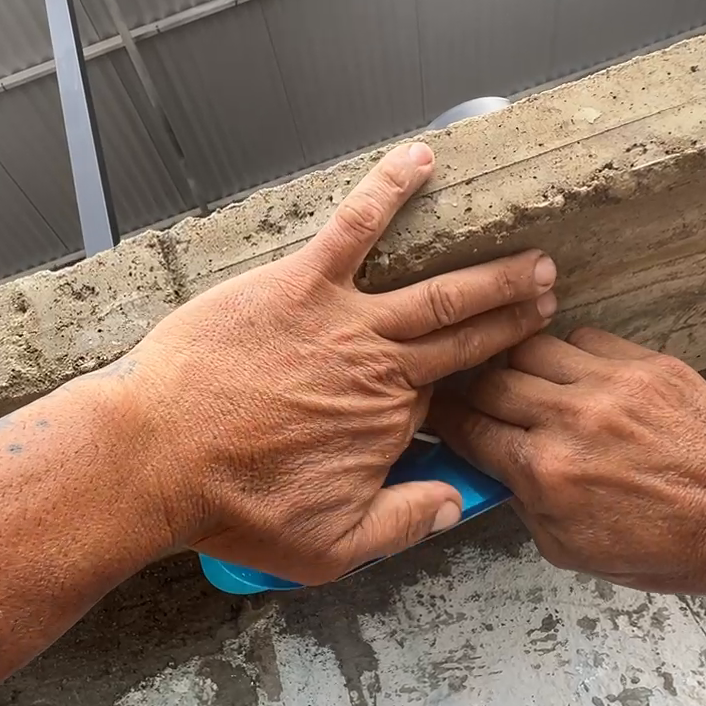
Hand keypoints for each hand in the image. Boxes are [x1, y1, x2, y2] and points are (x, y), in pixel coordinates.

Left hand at [129, 142, 558, 582]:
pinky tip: (420, 158)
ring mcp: (344, 318)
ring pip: (436, 288)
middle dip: (513, 316)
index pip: (448, 393)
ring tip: (531, 257)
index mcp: (389, 422)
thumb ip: (400, 526)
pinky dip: (389, 189)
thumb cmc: (234, 505)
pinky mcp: (300, 282)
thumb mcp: (328, 548)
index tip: (510, 361)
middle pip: (462, 335)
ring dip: (489, 272)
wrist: (158, 460)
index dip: (479, 377)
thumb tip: (454, 505)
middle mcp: (381, 367)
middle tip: (547, 295)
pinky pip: (354, 226)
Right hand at [429, 328, 705, 602]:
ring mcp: (612, 384)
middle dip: (471, 391)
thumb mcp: (569, 550)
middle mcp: (572, 419)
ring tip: (521, 382)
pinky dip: (566, 355)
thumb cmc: (665, 548)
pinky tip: (572, 377)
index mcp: (546, 472)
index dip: (444, 422)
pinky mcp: (649, 364)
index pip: (468, 429)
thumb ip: (521, 503)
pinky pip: (583, 339)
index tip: (436, 416)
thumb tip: (491, 465)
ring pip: (529, 349)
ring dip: (514, 366)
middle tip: (471, 398)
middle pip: (488, 382)